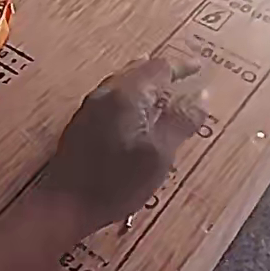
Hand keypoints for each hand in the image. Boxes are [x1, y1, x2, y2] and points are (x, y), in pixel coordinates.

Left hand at [37, 56, 206, 231]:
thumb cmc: (118, 181)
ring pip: (122, 84)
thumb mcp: (160, 154)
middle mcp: (105, 93)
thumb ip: (181, 121)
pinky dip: (131, 98)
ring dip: (145, 85)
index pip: (159, 68)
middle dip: (162, 73)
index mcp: (126, 95)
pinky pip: (112, 98)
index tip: (200, 67)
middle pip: (138, 71)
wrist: (67, 203)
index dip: (182, 66)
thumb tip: (202, 95)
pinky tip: (137, 114)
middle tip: (183, 76)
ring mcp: (89, 107)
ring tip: (164, 92)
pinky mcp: (81, 123)